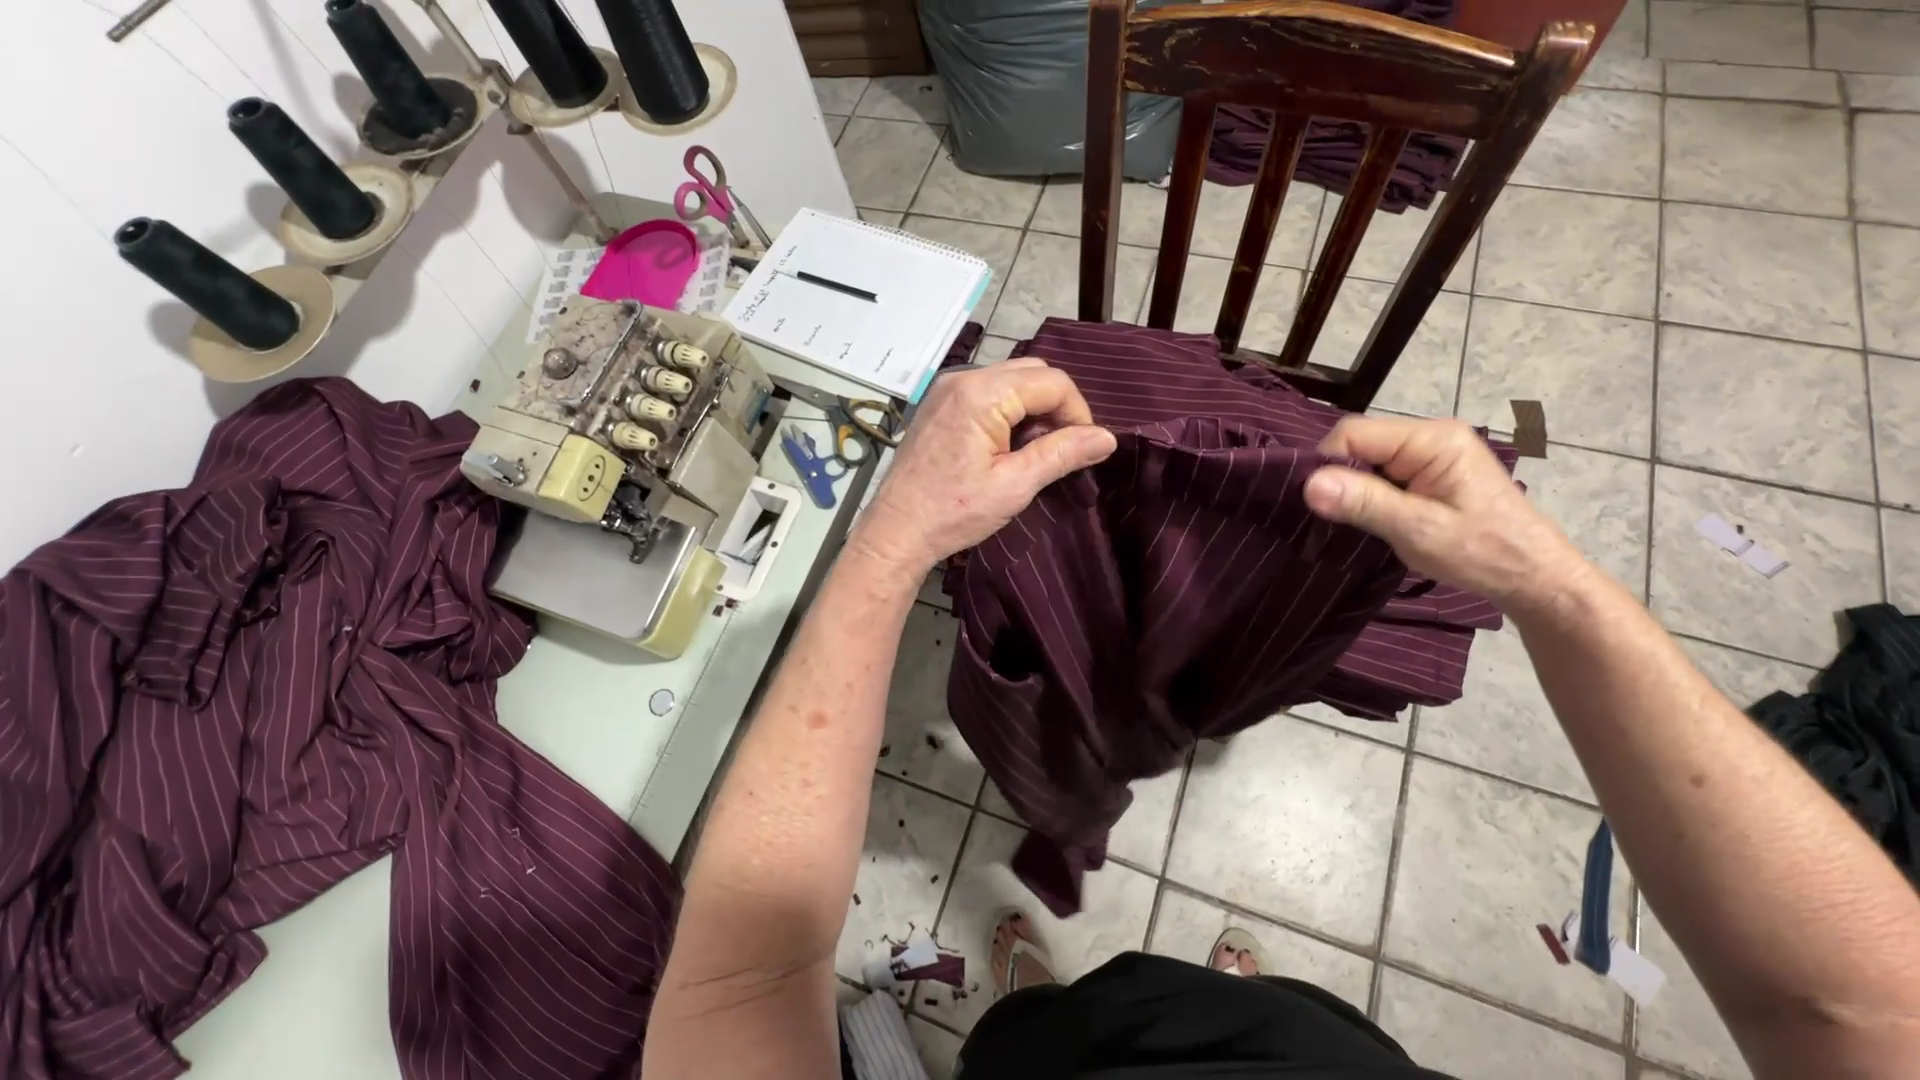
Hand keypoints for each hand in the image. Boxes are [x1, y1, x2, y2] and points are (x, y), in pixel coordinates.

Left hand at [851, 358, 1118, 572]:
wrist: (897, 531)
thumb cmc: (953, 513)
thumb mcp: (1015, 485)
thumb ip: (1062, 454)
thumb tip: (1107, 438)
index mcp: (981, 394)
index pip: (1052, 381)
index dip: (1077, 412)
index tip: (1084, 448)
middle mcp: (963, 379)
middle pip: (1032, 373)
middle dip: (1057, 408)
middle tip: (1060, 451)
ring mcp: (947, 389)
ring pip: (1011, 381)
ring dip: (1033, 410)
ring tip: (1034, 454)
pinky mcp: (940, 404)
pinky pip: (988, 393)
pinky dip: (1009, 412)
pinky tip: (1007, 449)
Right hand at [1302, 415, 1593, 612]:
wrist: (1534, 577)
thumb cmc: (1482, 554)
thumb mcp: (1418, 530)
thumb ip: (1364, 503)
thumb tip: (1308, 484)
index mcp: (1432, 439)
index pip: (1352, 434)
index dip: (1327, 465)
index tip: (1319, 505)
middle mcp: (1431, 435)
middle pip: (1358, 443)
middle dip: (1341, 478)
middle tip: (1338, 519)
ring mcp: (1431, 453)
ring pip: (1367, 460)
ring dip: (1355, 490)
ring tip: (1355, 523)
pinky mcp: (1430, 472)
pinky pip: (1382, 473)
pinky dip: (1370, 496)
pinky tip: (1374, 519)